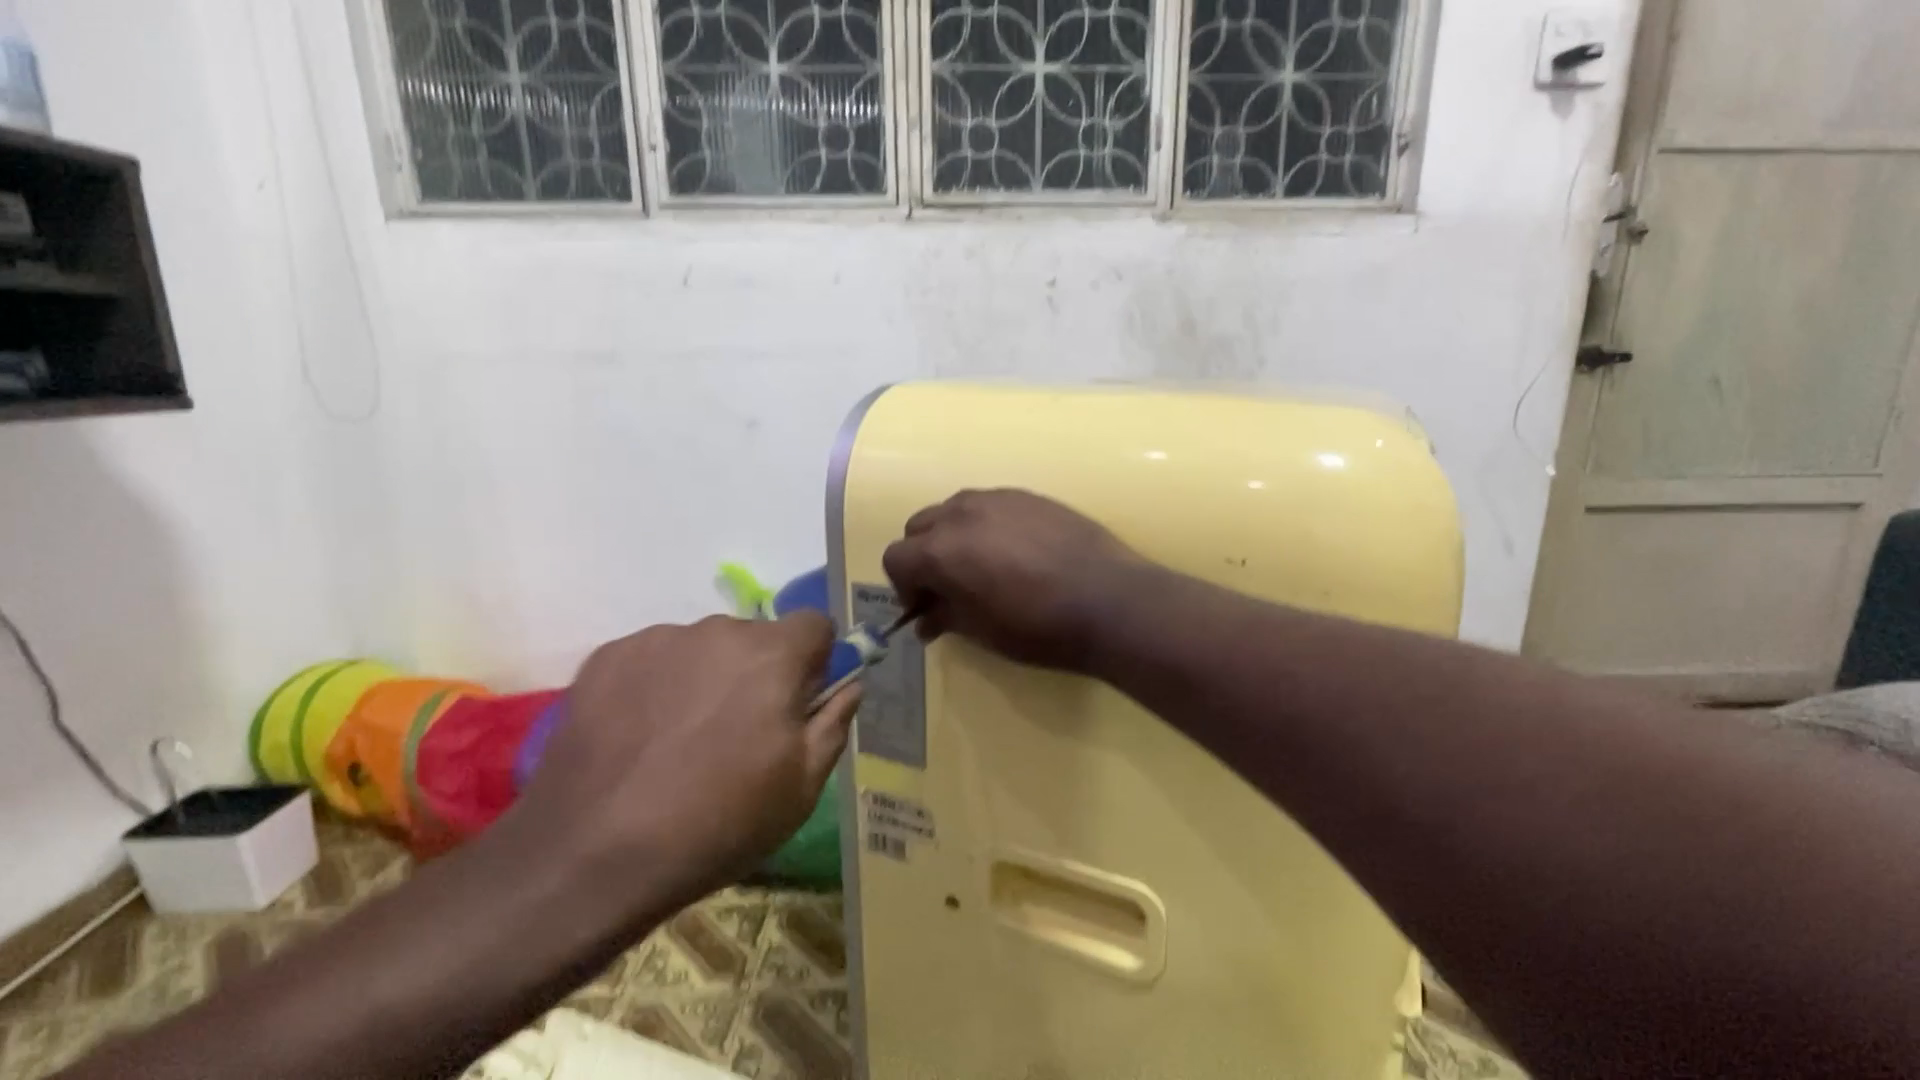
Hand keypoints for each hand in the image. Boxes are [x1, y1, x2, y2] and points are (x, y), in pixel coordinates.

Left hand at [516, 614, 857, 915]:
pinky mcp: (605, 658)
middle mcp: (715, 631)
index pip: (815, 625)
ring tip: (679, 743)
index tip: (799, 704)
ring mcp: (654, 640)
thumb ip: (833, 723)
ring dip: (704, 678)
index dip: (815, 662)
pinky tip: (639, 740)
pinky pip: (651, 660)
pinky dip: (656, 687)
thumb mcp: (801, 789)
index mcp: (772, 655)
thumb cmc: (717, 824)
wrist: (593, 854)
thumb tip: (850, 684)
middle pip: (754, 637)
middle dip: (757, 673)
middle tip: (738, 735)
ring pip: (700, 649)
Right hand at [882, 489, 1149, 671]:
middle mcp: (961, 514)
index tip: (926, 610)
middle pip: (919, 527)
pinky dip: (985, 525)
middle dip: (923, 557)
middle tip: (947, 588)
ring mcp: (998, 499)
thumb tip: (926, 619)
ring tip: (980, 566)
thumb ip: (946, 618)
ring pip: (953, 509)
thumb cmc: (1039, 627)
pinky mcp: (1030, 496)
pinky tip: (1014, 552)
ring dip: (952, 536)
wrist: (1110, 601)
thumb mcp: (983, 632)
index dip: (903, 587)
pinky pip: (990, 505)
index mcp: (941, 550)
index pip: (895, 558)